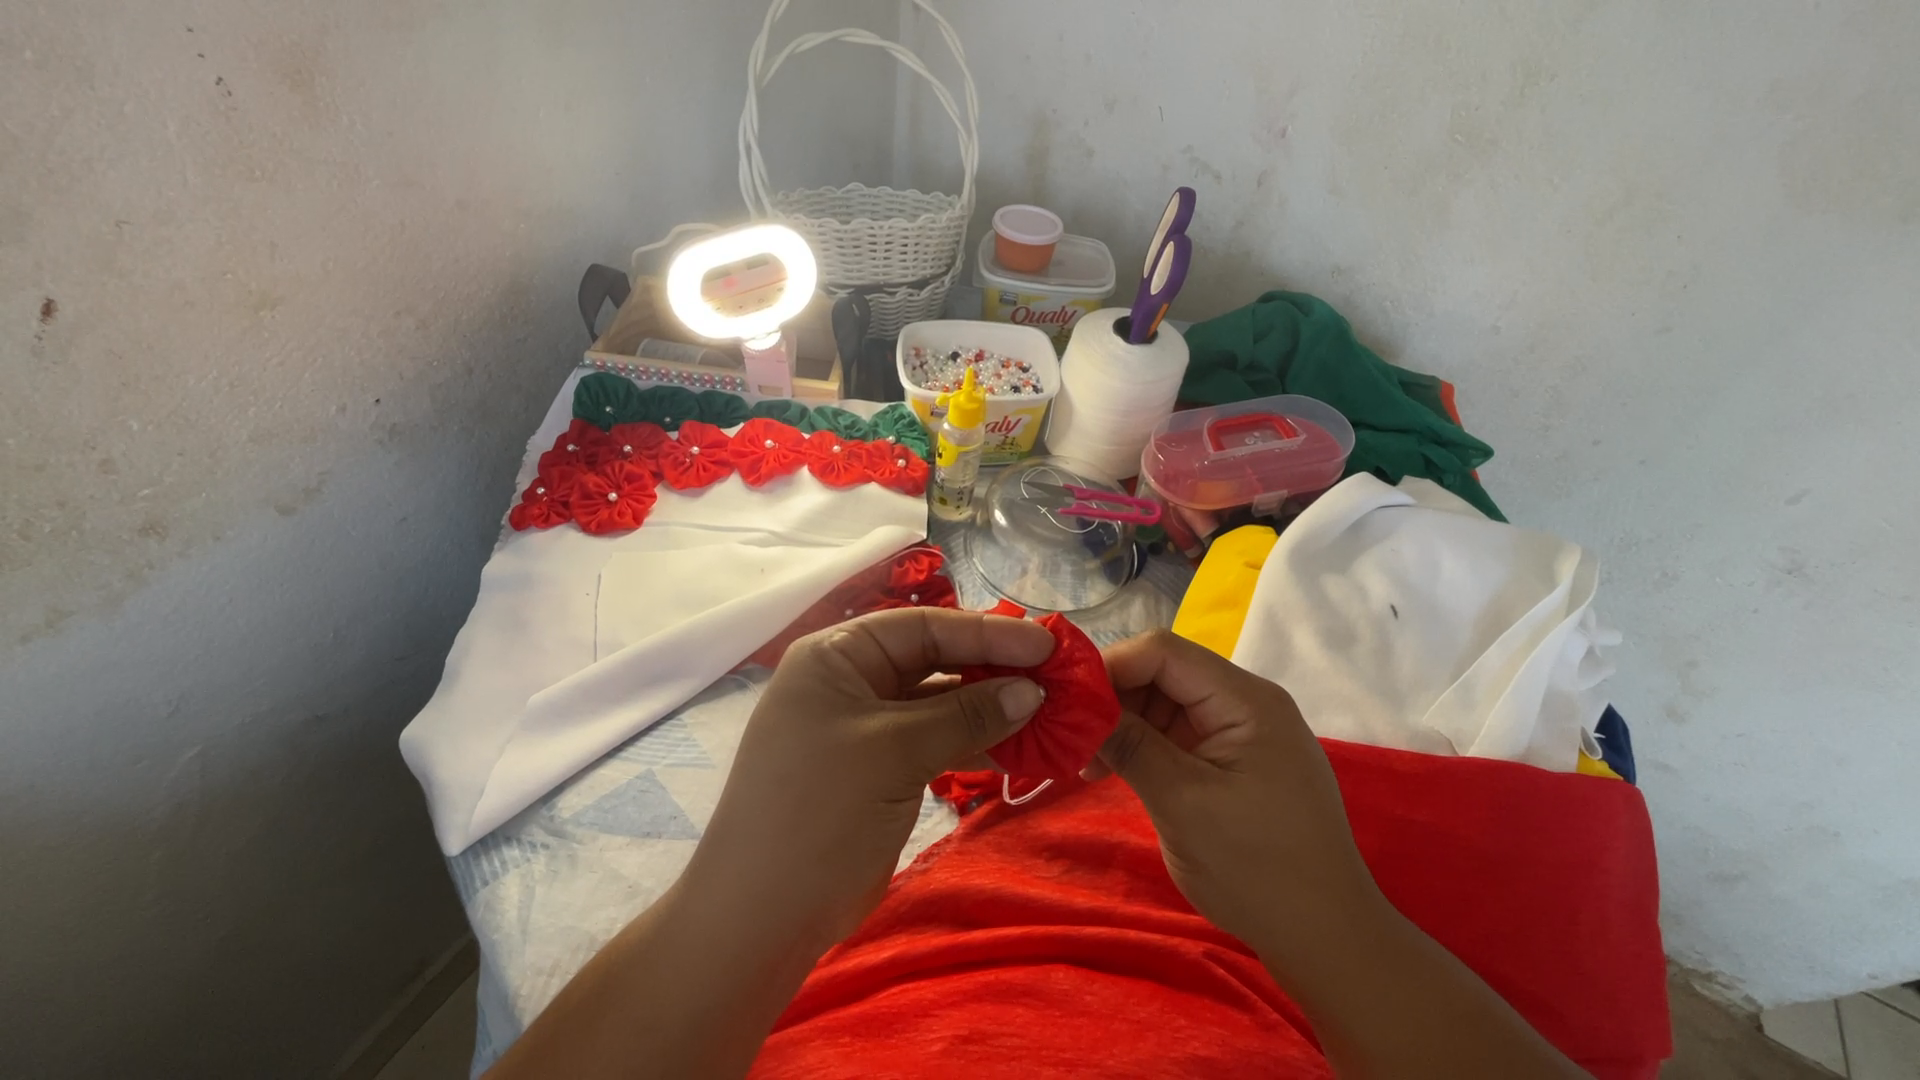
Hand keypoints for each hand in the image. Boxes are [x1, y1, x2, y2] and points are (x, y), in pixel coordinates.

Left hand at [685, 608, 1053, 950]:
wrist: (764, 914)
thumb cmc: (821, 810)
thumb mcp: (894, 751)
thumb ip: (966, 715)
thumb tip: (1032, 691)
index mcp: (836, 656)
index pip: (921, 627)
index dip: (985, 633)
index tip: (1045, 647)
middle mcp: (849, 682)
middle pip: (932, 659)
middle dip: (991, 668)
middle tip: (1053, 678)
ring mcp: (864, 727)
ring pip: (938, 702)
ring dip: (988, 706)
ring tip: (1046, 712)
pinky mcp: (879, 768)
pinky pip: (935, 739)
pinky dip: (973, 739)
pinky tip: (1017, 744)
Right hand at [1091, 630, 1380, 957]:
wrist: (1325, 935)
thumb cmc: (1255, 867)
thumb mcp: (1182, 803)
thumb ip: (1130, 745)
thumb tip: (1078, 707)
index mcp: (1245, 700)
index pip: (1163, 651)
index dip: (1111, 666)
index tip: (1067, 702)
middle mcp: (1246, 702)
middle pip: (1164, 674)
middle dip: (1113, 699)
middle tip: (1071, 741)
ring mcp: (1242, 731)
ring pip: (1166, 703)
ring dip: (1124, 726)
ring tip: (1087, 766)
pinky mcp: (1235, 759)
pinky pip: (1179, 734)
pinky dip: (1144, 747)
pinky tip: (1114, 772)